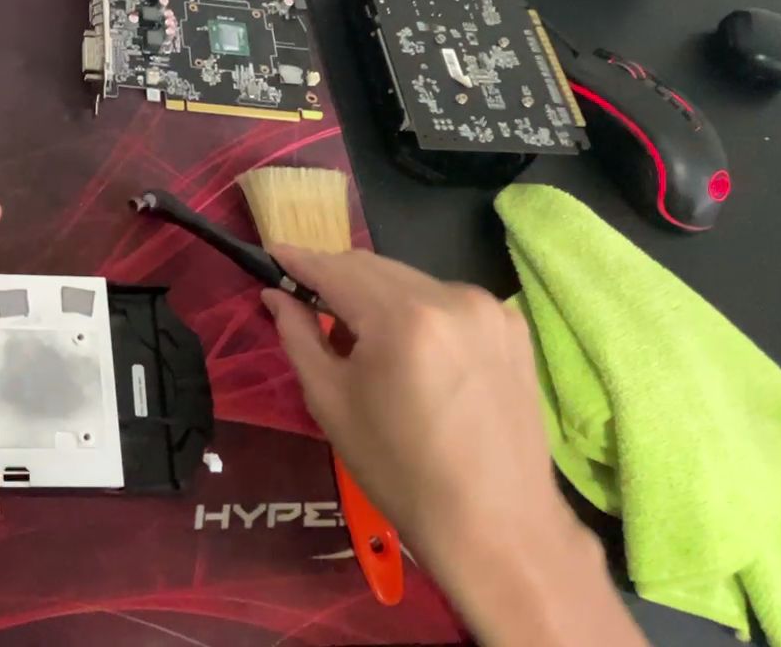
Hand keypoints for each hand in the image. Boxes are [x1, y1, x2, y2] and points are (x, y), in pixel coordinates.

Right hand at [260, 247, 559, 561]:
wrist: (497, 525)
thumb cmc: (398, 467)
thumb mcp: (329, 399)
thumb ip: (298, 333)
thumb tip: (276, 294)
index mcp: (402, 318)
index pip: (335, 269)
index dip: (297, 259)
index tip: (269, 254)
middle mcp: (450, 298)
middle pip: (371, 266)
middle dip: (333, 277)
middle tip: (302, 300)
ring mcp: (487, 309)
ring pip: (406, 279)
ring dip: (372, 293)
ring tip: (356, 337)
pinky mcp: (510, 327)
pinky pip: (441, 298)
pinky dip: (411, 309)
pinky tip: (404, 349)